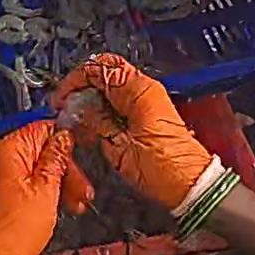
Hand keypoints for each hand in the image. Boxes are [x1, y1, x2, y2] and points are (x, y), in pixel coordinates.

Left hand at [0, 121, 74, 254]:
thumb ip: (56, 159)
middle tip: (81, 189)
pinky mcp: (2, 203)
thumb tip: (63, 136)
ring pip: (38, 173)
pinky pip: (29, 191)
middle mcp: (0, 163)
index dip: (66, 141)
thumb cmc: (9, 235)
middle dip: (65, 169)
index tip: (81, 156)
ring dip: (60, 186)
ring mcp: (0, 184)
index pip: (43, 128)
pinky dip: (46, 199)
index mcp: (9, 150)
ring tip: (74, 205)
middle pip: (42, 152)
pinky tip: (57, 212)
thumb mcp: (46, 191)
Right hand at [51, 54, 215, 211]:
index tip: (62, 98)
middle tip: (66, 105)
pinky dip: (104, 107)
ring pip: (112, 84)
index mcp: (138, 91)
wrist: (192, 186)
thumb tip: (76, 109)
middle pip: (106, 71)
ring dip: (92, 97)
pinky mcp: (150, 112)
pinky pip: (121, 99)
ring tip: (78, 119)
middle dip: (82, 85)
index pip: (98, 69)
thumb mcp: (119, 149)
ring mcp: (149, 99)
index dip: (74, 81)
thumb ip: (95, 122)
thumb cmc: (164, 170)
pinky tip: (94, 126)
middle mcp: (145, 89)